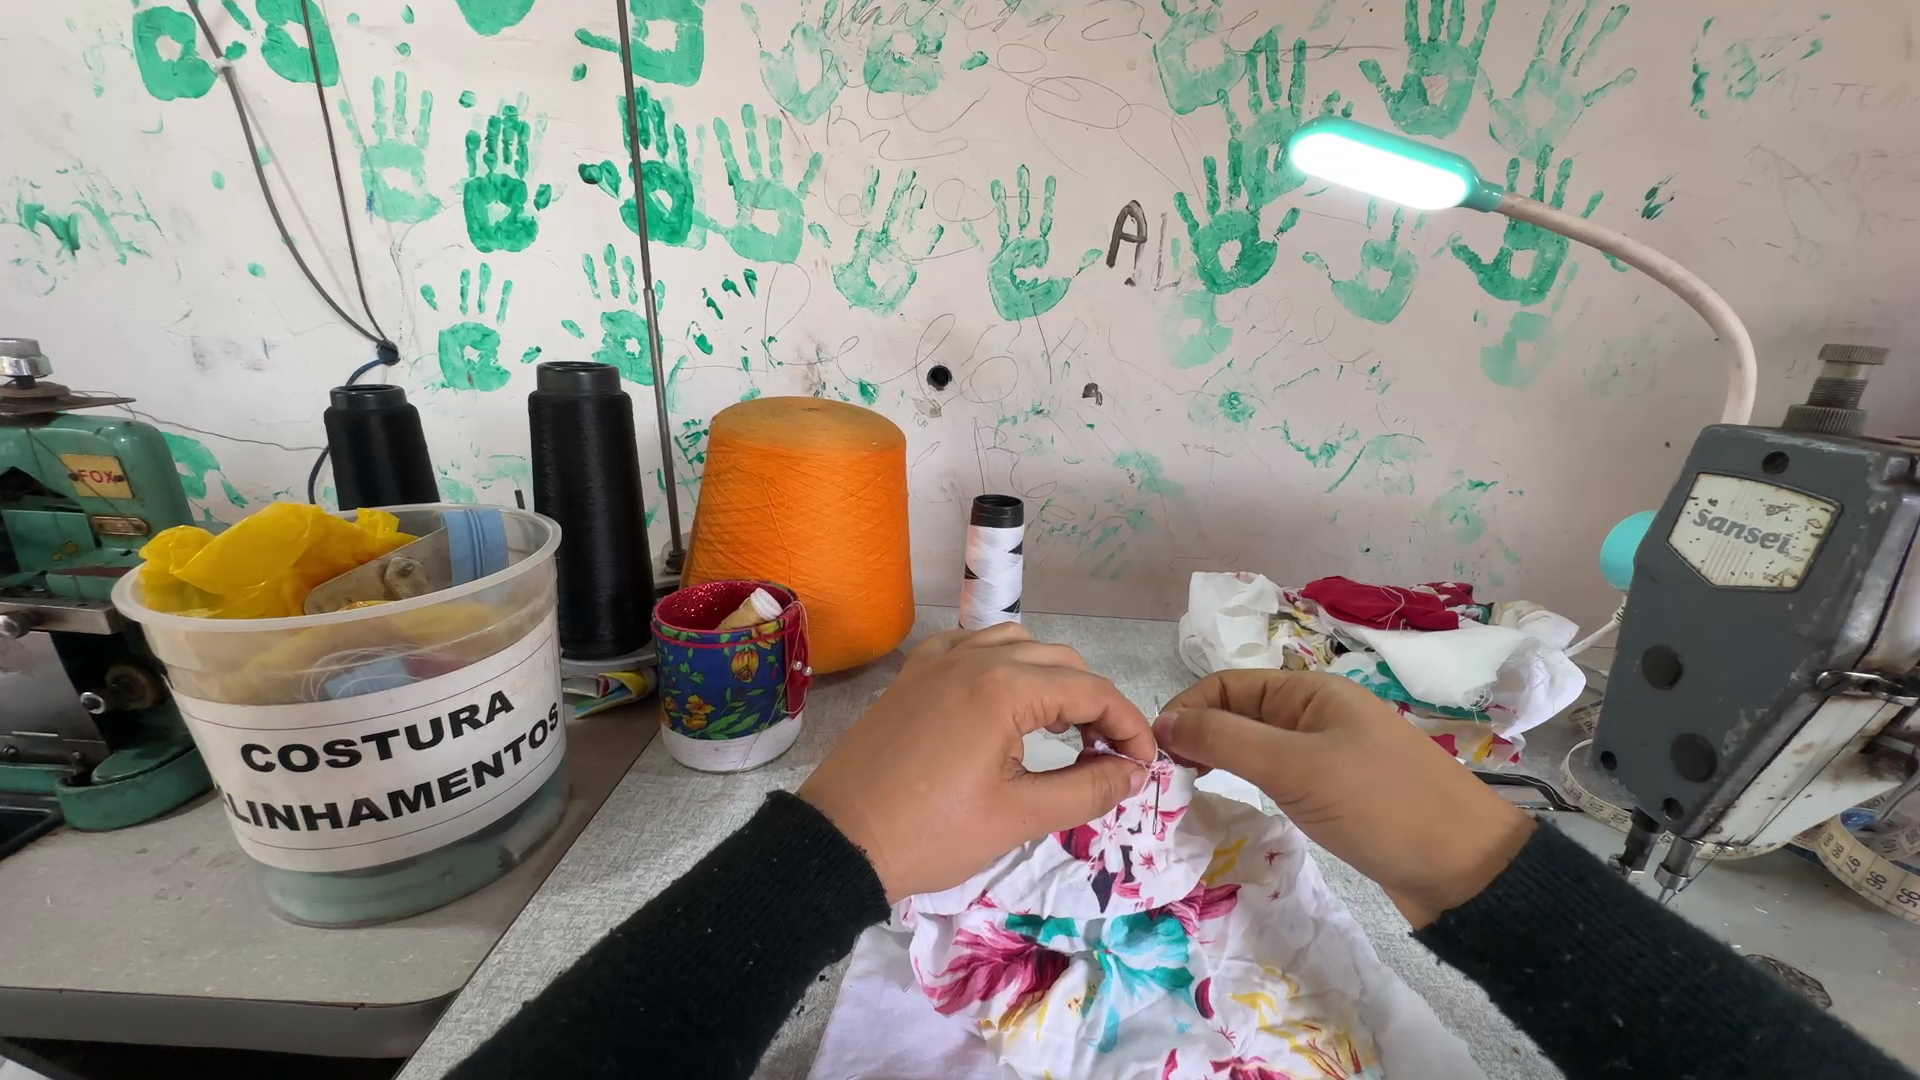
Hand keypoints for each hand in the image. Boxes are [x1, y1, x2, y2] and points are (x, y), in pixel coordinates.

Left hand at [799, 624, 1155, 901]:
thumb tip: (1133, 771)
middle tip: (1103, 753)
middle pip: (1060, 661)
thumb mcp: (1018, 817)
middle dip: (1094, 702)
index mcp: (1004, 687)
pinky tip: (1002, 701)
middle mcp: (974, 656)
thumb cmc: (931, 834)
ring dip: (1050, 679)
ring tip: (1059, 728)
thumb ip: (1087, 788)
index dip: (1128, 726)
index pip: (1092, 690)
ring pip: (1018, 645)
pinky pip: (973, 646)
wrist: (838, 840)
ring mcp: (939, 658)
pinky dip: (1003, 665)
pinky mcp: (915, 671)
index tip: (1142, 765)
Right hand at [1156, 669, 1532, 927]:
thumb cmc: (1380, 805)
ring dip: (1218, 756)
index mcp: (1308, 691)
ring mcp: (1327, 752)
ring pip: (1254, 743)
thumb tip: (1163, 722)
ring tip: (1188, 786)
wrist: (1474, 874)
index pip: (1225, 685)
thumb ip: (1224, 739)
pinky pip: (1277, 771)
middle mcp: (1314, 712)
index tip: (1155, 749)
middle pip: (1237, 711)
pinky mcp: (1336, 788)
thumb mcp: (1294, 766)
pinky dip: (1247, 778)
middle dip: (1197, 733)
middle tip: (1166, 774)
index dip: (1185, 709)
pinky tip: (1233, 797)